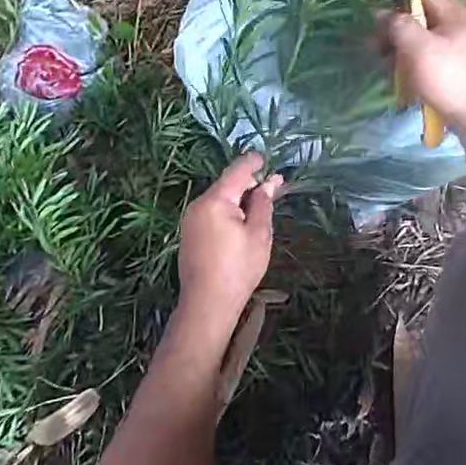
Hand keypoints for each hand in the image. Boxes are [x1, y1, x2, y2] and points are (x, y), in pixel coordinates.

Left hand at [177, 153, 281, 327]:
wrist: (207, 304)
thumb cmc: (238, 268)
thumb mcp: (258, 234)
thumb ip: (262, 204)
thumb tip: (268, 183)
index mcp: (215, 200)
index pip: (237, 171)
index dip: (254, 162)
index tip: (268, 160)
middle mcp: (198, 204)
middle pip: (227, 184)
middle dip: (250, 183)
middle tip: (275, 187)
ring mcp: (191, 220)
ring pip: (220, 199)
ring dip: (240, 198)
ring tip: (263, 206)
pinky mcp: (190, 234)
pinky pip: (212, 213)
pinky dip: (229, 211)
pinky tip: (244, 222)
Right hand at [381, 0, 465, 136]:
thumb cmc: (449, 78)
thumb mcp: (419, 48)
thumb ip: (398, 25)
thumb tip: (381, 12)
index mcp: (453, 11)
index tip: (374, 7)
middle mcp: (455, 24)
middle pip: (417, 13)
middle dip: (393, 25)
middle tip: (373, 42)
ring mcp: (454, 45)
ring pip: (419, 36)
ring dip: (398, 45)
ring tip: (382, 60)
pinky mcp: (451, 66)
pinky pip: (424, 54)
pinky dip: (409, 60)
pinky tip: (398, 74)